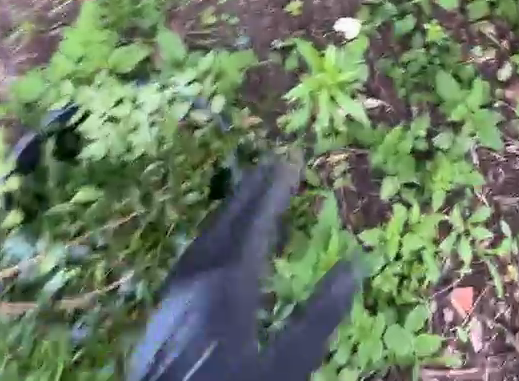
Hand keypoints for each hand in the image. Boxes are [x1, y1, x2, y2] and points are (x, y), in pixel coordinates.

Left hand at [128, 160, 359, 380]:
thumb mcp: (285, 367)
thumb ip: (319, 315)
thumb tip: (356, 263)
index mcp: (229, 283)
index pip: (257, 222)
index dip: (275, 190)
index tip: (293, 159)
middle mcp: (199, 277)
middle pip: (228, 221)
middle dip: (252, 189)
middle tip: (273, 160)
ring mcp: (175, 294)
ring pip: (207, 236)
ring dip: (231, 208)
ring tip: (251, 191)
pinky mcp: (163, 313)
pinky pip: (194, 254)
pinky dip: (215, 234)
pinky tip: (218, 243)